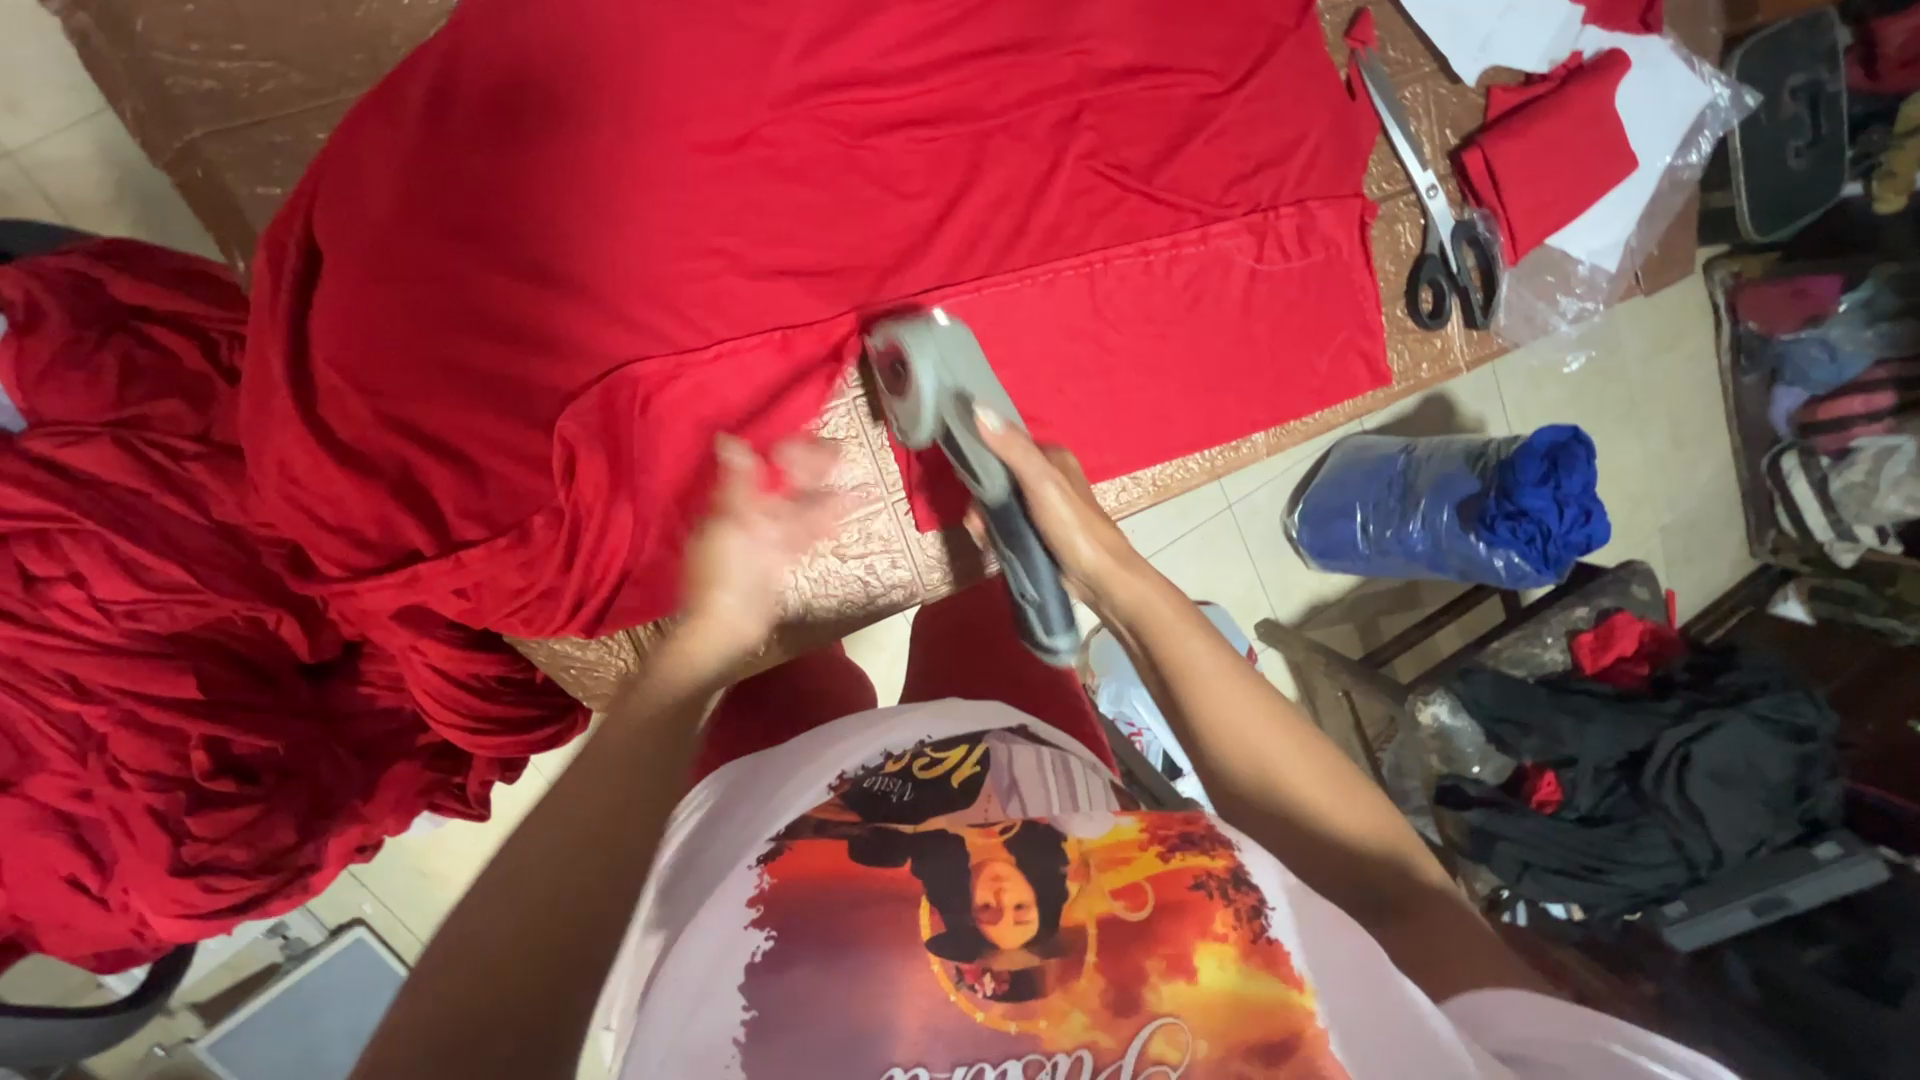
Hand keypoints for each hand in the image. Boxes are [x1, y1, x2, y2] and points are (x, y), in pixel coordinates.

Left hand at [679, 434, 846, 661]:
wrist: (726, 627)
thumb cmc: (723, 573)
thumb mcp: (729, 523)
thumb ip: (738, 484)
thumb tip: (728, 438)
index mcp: (732, 504)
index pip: (762, 468)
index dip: (786, 451)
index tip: (813, 438)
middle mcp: (750, 516)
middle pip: (785, 486)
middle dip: (812, 469)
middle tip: (841, 450)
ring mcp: (768, 539)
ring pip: (800, 509)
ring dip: (826, 495)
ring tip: (854, 480)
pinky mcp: (781, 559)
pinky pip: (805, 535)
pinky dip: (824, 522)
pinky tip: (845, 509)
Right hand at [966, 405, 1148, 611]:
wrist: (1098, 578)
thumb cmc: (1072, 526)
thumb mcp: (1041, 482)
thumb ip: (1011, 449)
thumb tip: (977, 408)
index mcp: (1052, 457)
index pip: (1005, 444)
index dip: (981, 459)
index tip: (964, 481)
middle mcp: (1047, 477)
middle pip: (998, 478)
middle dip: (981, 500)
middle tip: (976, 523)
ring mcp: (1042, 507)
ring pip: (999, 504)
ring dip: (985, 520)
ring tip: (983, 538)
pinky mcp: (1039, 532)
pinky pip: (1007, 525)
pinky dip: (995, 534)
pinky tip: (991, 547)